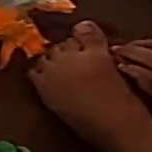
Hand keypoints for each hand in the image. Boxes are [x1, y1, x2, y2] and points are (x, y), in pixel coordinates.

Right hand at [27, 21, 151, 151]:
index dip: (45, 65)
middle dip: (56, 53)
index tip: (52, 68)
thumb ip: (49, 88)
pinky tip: (84, 27)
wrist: (116, 124)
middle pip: (49, 52)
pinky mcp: (97, 56)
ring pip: (66, 43)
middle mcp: (50, 68)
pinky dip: (86, 31)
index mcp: (40, 82)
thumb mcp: (57, 105)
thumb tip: (47, 78)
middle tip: (67, 58)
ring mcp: (73, 60)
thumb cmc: (87, 122)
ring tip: (78, 48)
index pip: (35, 65)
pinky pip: (88, 37)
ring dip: (70, 44)